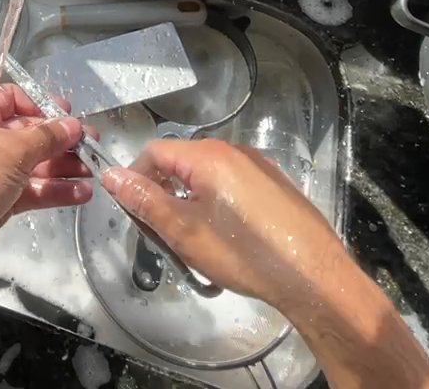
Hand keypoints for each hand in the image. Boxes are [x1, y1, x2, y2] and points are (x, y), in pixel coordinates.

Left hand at [0, 84, 92, 275]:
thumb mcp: (13, 150)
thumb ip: (47, 137)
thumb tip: (73, 125)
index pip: (13, 98)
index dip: (41, 104)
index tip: (69, 116)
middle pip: (29, 133)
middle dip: (61, 140)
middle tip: (92, 145)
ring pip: (33, 163)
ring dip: (62, 167)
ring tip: (93, 171)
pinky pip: (31, 189)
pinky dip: (54, 190)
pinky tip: (81, 193)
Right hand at [102, 139, 351, 317]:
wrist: (316, 279)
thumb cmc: (244, 254)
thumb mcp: (184, 231)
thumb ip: (145, 200)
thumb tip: (112, 174)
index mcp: (206, 155)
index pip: (154, 152)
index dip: (137, 179)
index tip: (137, 213)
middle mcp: (231, 150)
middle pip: (180, 162)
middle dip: (165, 194)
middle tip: (166, 234)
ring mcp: (258, 165)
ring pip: (207, 175)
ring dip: (192, 201)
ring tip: (198, 241)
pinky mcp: (276, 184)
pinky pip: (234, 184)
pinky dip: (220, 203)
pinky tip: (231, 237)